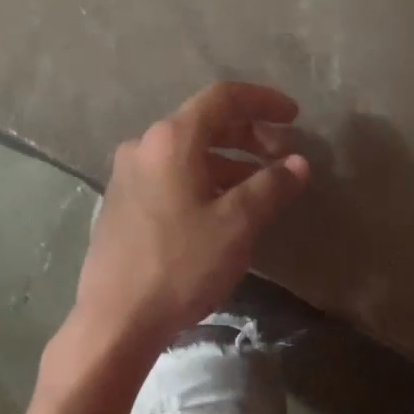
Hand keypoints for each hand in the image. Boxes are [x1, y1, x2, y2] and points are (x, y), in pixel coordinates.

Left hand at [69, 82, 311, 355]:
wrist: (116, 316)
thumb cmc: (180, 264)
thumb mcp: (236, 225)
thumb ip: (270, 186)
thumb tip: (297, 162)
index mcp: (170, 138)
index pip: (222, 98)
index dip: (262, 101)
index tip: (294, 116)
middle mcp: (144, 144)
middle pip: (203, 122)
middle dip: (248, 133)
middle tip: (283, 154)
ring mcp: (128, 172)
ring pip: (187, 150)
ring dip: (227, 159)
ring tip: (262, 184)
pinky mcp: (122, 199)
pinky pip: (170, 172)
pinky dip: (203, 177)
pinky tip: (224, 206)